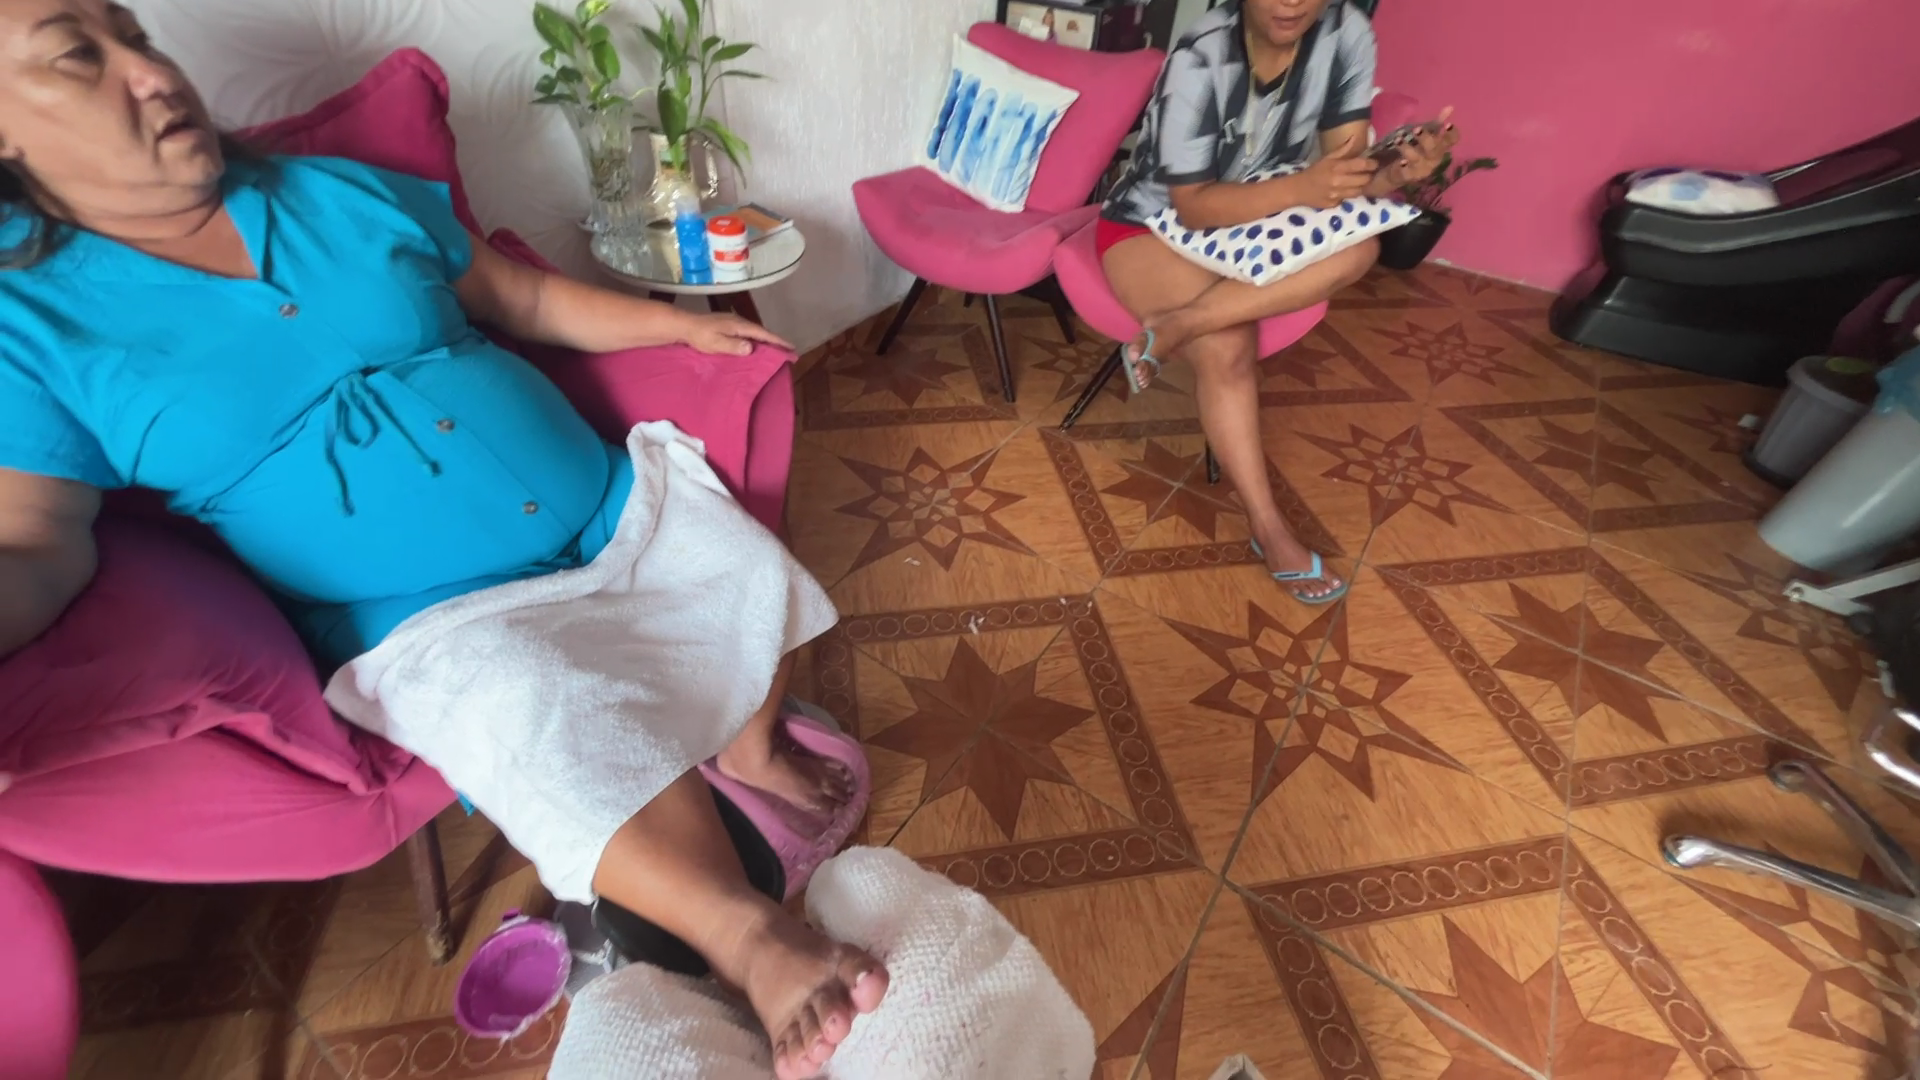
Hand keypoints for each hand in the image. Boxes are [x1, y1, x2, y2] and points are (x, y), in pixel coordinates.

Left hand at [681, 312, 791, 356]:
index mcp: (739, 325)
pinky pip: (747, 333)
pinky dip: (755, 339)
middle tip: (787, 351)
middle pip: (762, 331)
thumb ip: (734, 346)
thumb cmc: (699, 335)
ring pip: (754, 332)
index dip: (778, 341)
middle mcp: (739, 321)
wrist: (683, 325)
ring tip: (775, 350)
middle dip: (775, 341)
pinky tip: (755, 345)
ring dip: (765, 340)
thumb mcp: (716, 343)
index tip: (791, 348)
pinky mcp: (727, 325)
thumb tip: (752, 347)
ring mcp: (733, 322)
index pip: (763, 334)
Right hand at [1292, 133, 1378, 208]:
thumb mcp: (1327, 157)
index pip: (1363, 165)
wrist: (1297, 190)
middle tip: (1367, 174)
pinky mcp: (1333, 205)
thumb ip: (1344, 149)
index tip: (1374, 163)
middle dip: (1368, 176)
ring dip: (1360, 187)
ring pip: (1358, 192)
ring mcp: (1336, 195)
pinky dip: (1347, 195)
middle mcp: (1339, 182)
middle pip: (1364, 180)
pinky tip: (1343, 191)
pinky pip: (1346, 200)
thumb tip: (1355, 137)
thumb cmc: (1313, 171)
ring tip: (1358, 183)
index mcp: (1338, 168)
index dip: (1372, 164)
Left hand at [1378, 107, 1460, 188]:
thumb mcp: (1426, 137)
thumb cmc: (1416, 152)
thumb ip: (1436, 124)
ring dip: (1407, 148)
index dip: (1452, 133)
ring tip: (1398, 139)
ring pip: (1417, 158)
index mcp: (1441, 148)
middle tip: (1416, 129)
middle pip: (1433, 148)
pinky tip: (1401, 162)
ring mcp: (1422, 169)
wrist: (1398, 173)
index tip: (1448, 124)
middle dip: (1425, 138)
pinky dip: (1404, 167)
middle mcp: (1434, 159)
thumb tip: (1450, 107)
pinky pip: (1407, 172)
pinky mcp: (1409, 177)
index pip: (1452, 141)